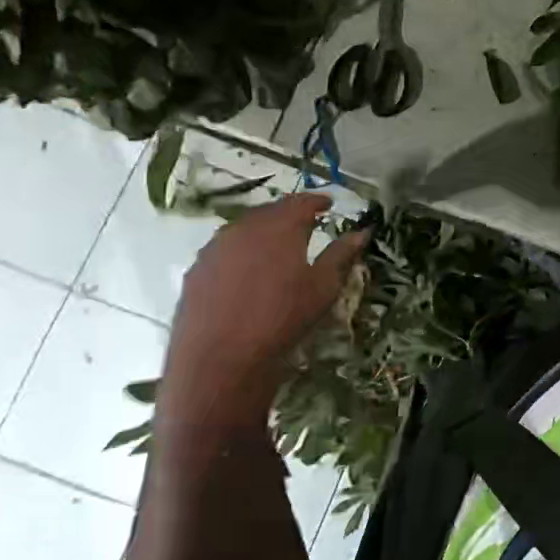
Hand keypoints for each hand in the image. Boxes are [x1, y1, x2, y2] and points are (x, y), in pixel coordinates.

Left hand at [159, 194, 368, 437]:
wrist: (221, 359)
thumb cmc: (283, 318)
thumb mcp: (322, 287)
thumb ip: (341, 254)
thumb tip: (362, 232)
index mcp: (279, 226)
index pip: (301, 202)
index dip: (317, 201)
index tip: (329, 204)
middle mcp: (244, 227)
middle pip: (270, 211)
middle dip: (289, 214)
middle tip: (306, 224)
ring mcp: (215, 247)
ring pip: (244, 229)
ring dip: (263, 232)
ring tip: (277, 247)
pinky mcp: (196, 269)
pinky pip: (224, 250)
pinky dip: (241, 251)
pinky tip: (248, 271)